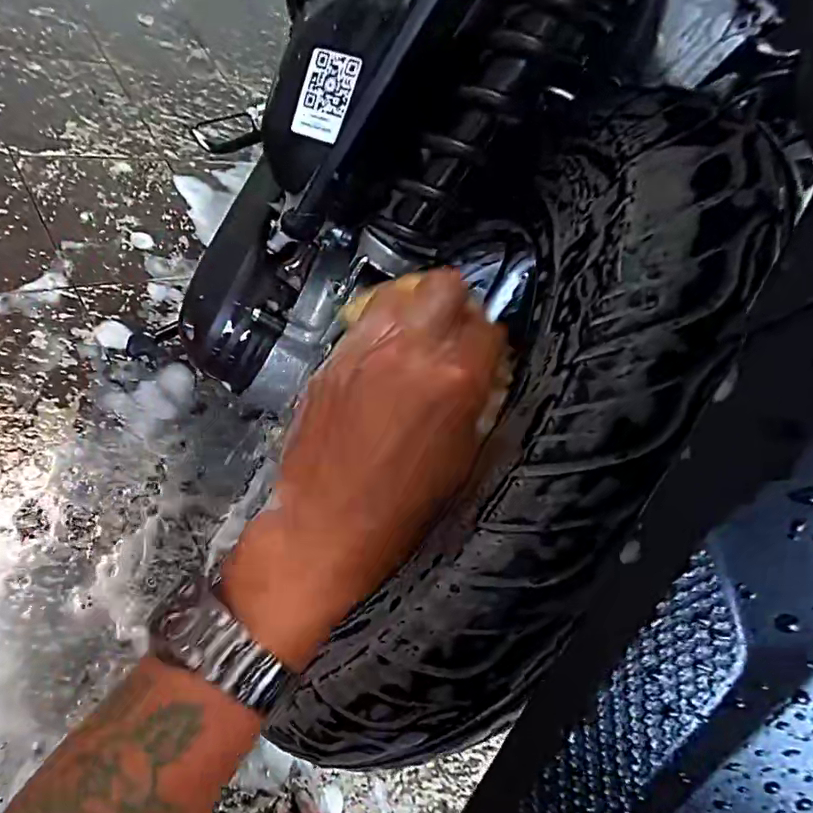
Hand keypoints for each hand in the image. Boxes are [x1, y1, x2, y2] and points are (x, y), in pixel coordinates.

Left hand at [221, 268, 511, 668]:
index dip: (489, 338)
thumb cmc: (398, 509)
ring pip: (394, 296)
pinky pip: (358, 328)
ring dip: (411, 310)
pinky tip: (376, 362)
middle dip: (454, 303)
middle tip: (451, 330)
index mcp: (454, 378)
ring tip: (412, 339)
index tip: (484, 350)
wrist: (323, 525)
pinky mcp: (327, 367)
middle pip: (442, 286)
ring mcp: (360, 355)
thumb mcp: (461, 457)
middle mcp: (406, 353)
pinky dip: (374, 334)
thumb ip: (474, 400)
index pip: (488, 325)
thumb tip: (477, 371)